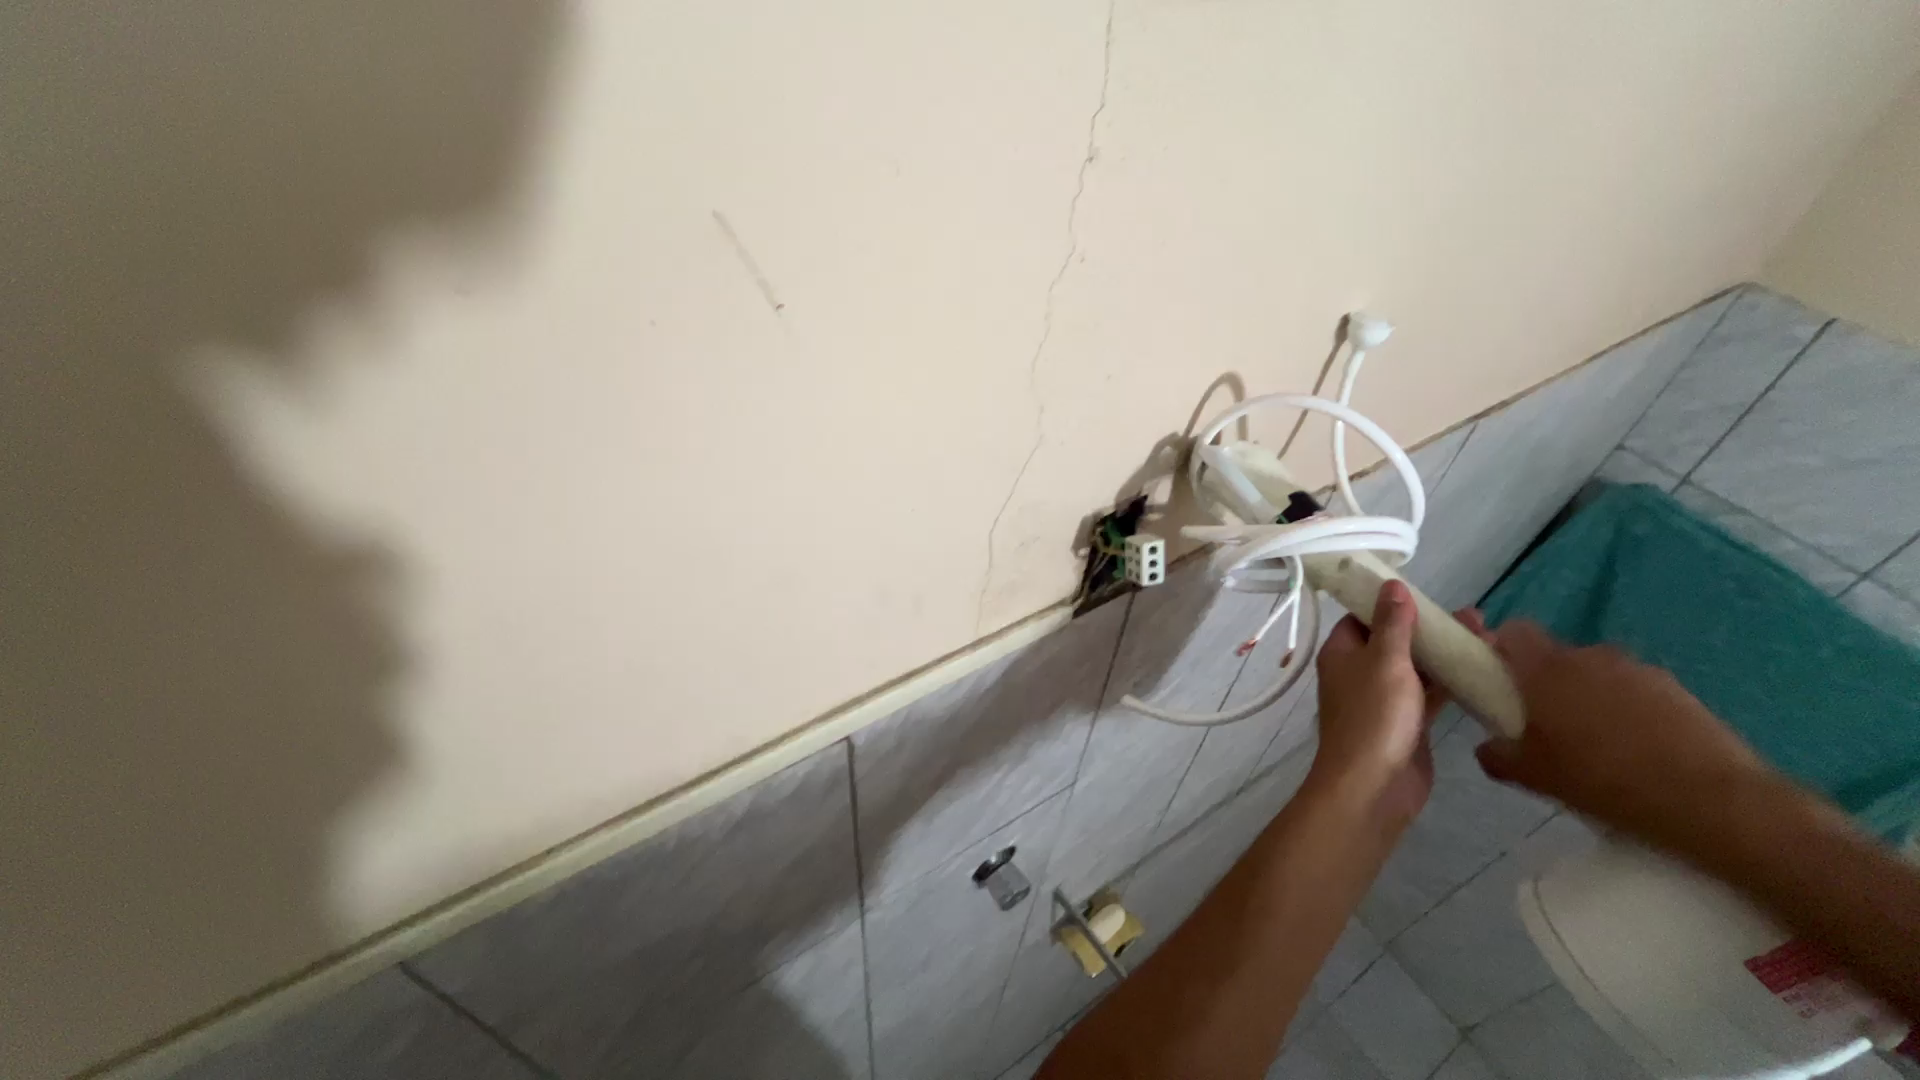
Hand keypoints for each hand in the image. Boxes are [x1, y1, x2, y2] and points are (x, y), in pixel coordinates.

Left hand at [1310, 581, 1467, 826]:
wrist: (1374, 785)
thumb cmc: (1373, 716)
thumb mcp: (1384, 661)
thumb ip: (1392, 624)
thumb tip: (1392, 585)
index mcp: (1342, 653)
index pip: (1362, 617)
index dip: (1390, 604)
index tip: (1426, 594)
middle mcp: (1359, 672)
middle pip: (1394, 640)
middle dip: (1429, 628)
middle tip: (1473, 617)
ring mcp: (1384, 698)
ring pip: (1416, 667)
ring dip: (1445, 653)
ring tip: (1487, 635)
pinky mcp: (1408, 722)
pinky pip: (1430, 694)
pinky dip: (1451, 682)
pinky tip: (1483, 670)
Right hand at [1476, 620, 1773, 848]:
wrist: (1714, 803)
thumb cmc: (1604, 781)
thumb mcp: (1533, 776)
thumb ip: (1499, 754)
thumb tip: (1489, 746)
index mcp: (1546, 669)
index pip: (1513, 632)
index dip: (1500, 651)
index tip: (1498, 684)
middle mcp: (1591, 657)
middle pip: (1557, 657)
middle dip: (1546, 684)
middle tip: (1545, 727)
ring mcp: (1640, 671)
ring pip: (1599, 676)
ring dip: (1589, 699)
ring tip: (1597, 747)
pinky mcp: (1680, 692)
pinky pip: (1637, 695)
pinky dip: (1629, 714)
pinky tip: (1637, 755)